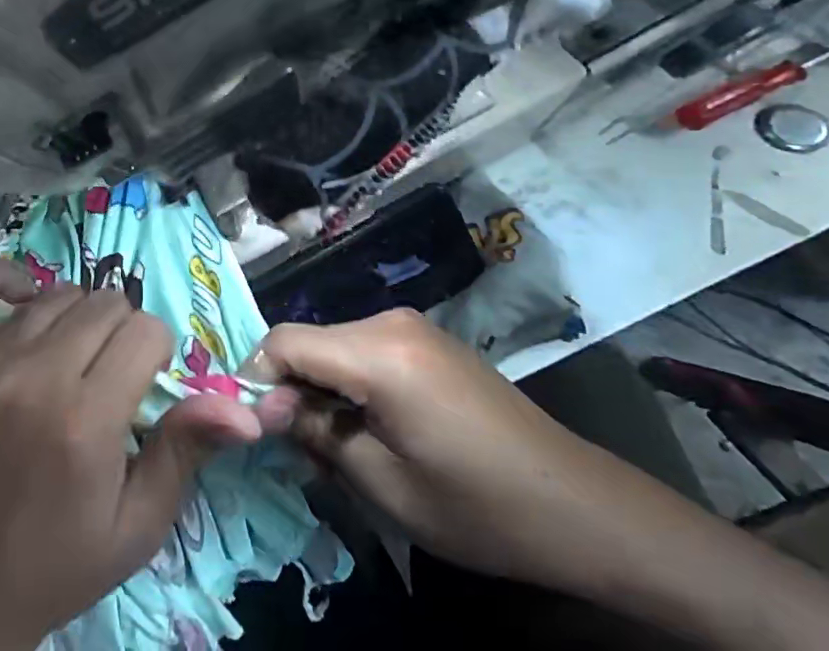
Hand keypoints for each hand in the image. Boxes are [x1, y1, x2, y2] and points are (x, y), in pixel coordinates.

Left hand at [0, 261, 263, 650]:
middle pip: (105, 305)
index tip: (143, 384)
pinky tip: (23, 299)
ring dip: (76, 317)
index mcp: (85, 420)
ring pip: (55, 294)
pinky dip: (2, 278)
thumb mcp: (139, 523)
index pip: (146, 331)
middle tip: (109, 376)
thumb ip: (186, 450)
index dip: (157, 352)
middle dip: (123, 333)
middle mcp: (33, 380)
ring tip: (71, 358)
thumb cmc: (60, 561)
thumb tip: (244, 409)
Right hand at [251, 307, 599, 586]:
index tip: (253, 428)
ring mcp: (413, 328)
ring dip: (319, 389)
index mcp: (379, 353)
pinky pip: (364, 350)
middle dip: (288, 389)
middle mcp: (391, 323)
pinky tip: (370, 427)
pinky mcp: (427, 341)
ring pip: (333, 346)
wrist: (574, 503)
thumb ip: (316, 431)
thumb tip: (264, 406)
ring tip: (336, 447)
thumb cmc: (476, 505)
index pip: (284, 341)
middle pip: (308, 341)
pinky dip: (348, 383)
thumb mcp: (383, 482)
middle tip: (298, 450)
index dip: (255, 380)